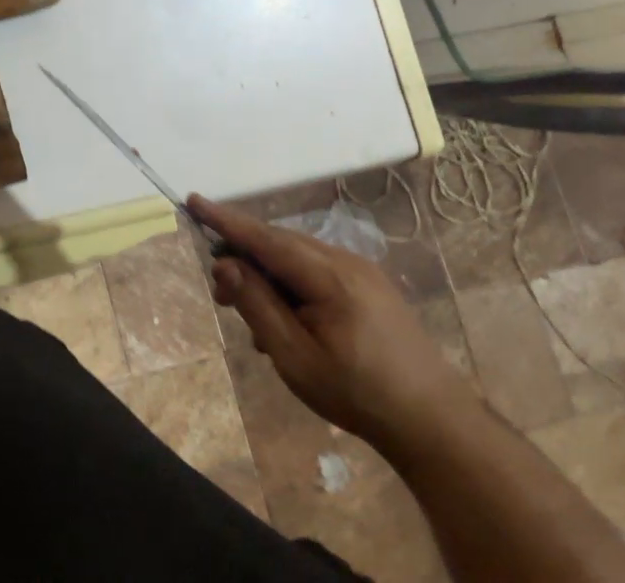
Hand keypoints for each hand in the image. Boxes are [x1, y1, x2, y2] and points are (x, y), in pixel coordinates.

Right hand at [191, 194, 479, 449]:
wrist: (433, 424)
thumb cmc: (356, 393)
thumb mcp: (293, 355)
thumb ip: (256, 304)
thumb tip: (225, 263)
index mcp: (330, 278)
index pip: (266, 239)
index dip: (225, 221)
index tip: (192, 200)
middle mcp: (348, 264)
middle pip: (279, 244)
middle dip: (242, 258)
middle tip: (220, 297)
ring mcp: (363, 275)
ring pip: (296, 258)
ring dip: (265, 276)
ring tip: (251, 317)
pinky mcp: (370, 290)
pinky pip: (315, 272)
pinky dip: (289, 286)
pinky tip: (283, 321)